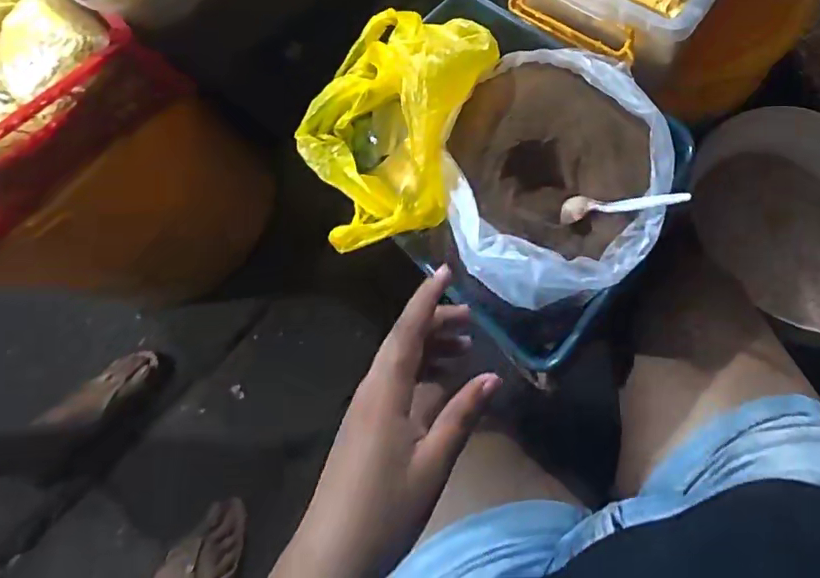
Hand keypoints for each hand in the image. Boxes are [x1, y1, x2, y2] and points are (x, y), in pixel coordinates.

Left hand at [275, 267, 499, 577]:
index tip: (445, 271)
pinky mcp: (363, 426)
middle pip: (403, 340)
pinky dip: (420, 370)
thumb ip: (462, 415)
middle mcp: (371, 391)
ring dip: (429, 346)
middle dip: (435, 321)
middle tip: (471, 319)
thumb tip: (492, 375)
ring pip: (398, 360)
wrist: (327, 562)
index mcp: (384, 392)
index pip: (406, 330)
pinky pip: (394, 380)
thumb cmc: (383, 509)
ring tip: (463, 348)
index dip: (426, 299)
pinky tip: (440, 384)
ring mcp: (364, 409)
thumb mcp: (433, 464)